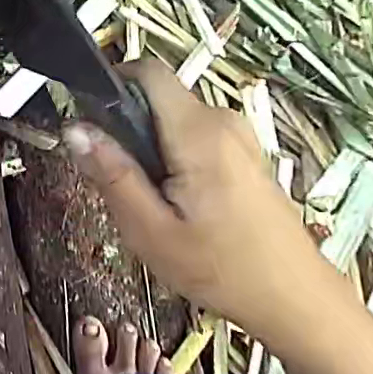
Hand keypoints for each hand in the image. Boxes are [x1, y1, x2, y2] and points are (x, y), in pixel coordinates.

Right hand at [61, 59, 346, 348]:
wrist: (297, 302)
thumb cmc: (222, 270)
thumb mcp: (151, 231)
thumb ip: (112, 175)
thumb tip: (75, 129)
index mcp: (198, 132)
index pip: (147, 71)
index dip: (112, 83)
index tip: (92, 121)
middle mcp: (221, 120)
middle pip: (155, 99)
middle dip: (128, 129)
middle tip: (124, 183)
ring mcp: (238, 135)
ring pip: (172, 118)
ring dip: (150, 147)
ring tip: (153, 201)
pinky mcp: (245, 150)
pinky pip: (193, 134)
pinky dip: (174, 156)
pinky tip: (180, 203)